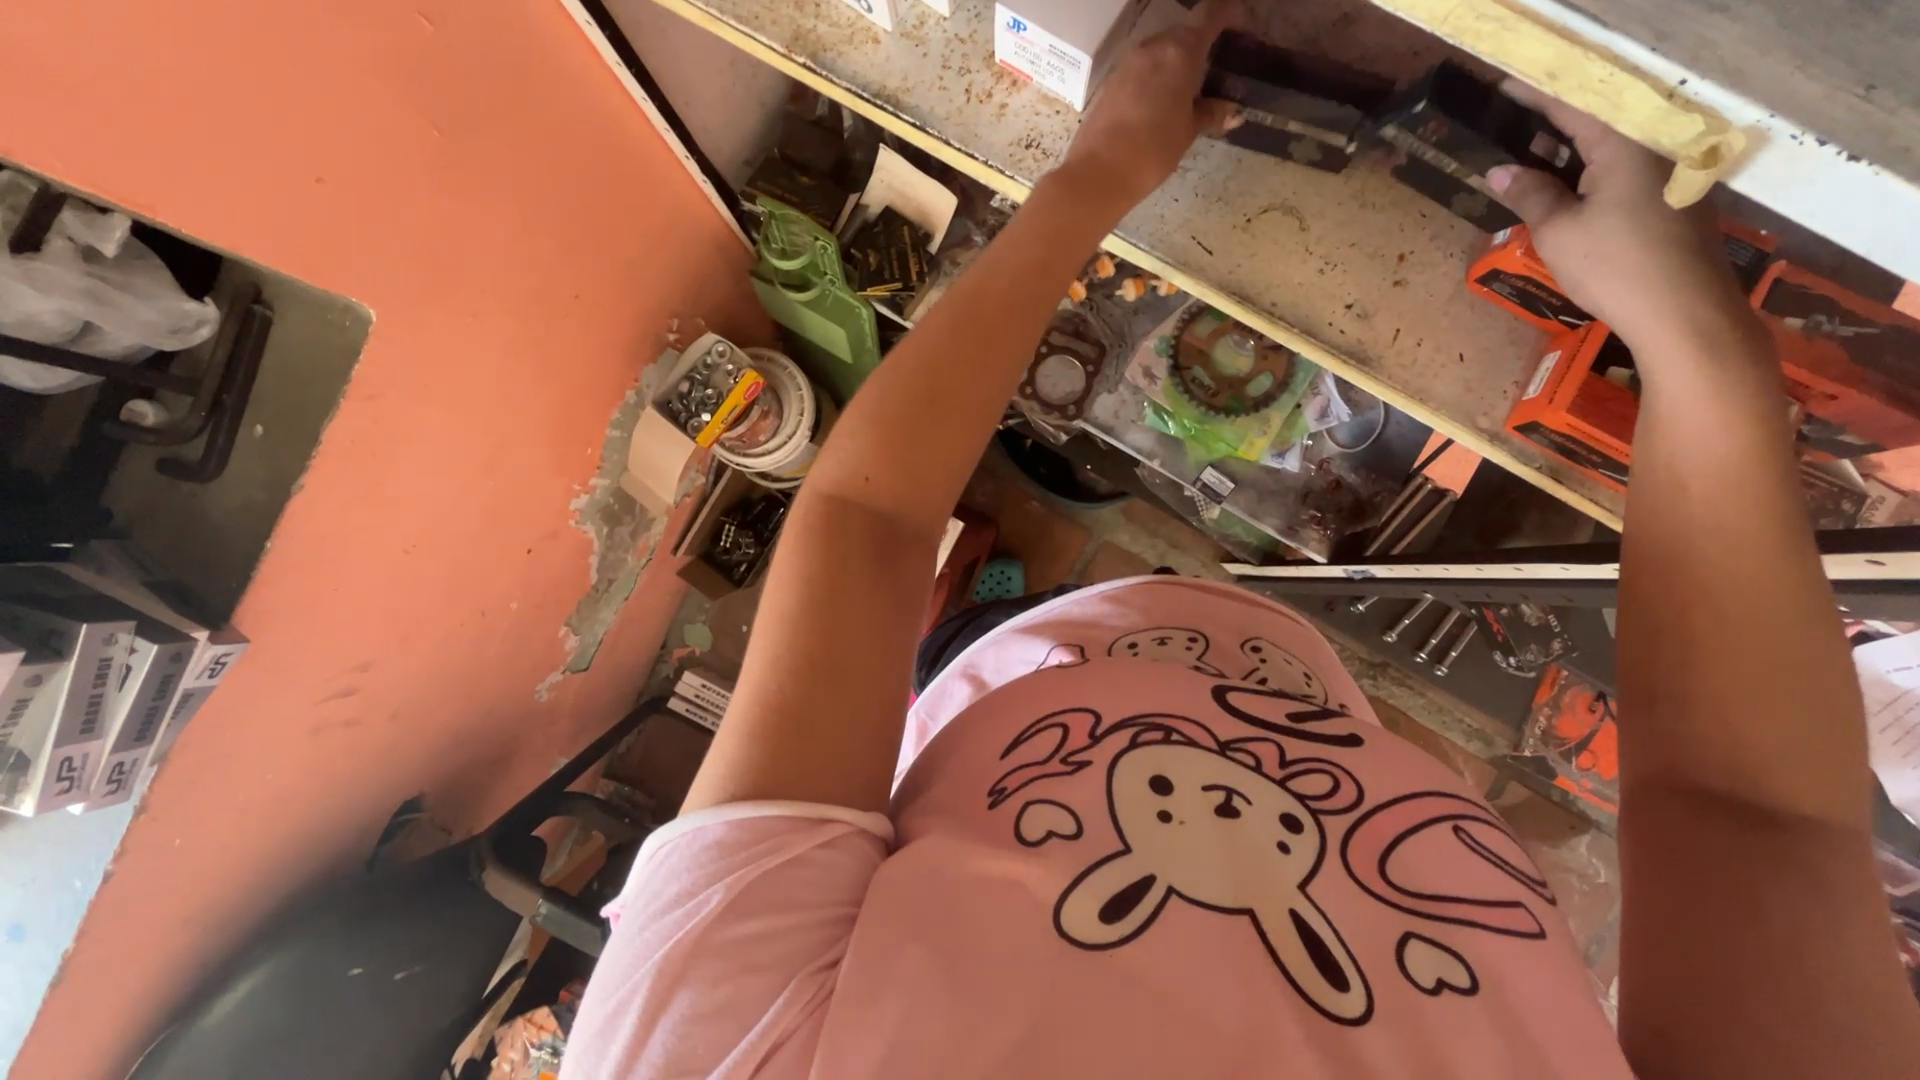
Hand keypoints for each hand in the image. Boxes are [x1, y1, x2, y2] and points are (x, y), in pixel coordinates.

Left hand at [1054, 0, 1243, 216]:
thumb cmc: (1151, 151)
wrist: (1097, 174)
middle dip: (1203, 44)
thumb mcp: (1188, 132)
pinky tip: (1161, 104)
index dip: (1230, 14)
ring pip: (1161, 50)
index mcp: (1180, 50)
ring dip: (1177, 62)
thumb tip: (1231, 112)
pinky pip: (1141, 69)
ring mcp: (1128, 63)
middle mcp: (1153, 47)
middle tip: (1216, 70)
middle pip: (1184, 31)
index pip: (1212, 12)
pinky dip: (1156, 77)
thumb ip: (1210, 113)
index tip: (1241, 30)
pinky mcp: (1110, 82)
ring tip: (1189, 91)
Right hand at [1488, 82, 1761, 357]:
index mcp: (1625, 143)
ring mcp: (1666, 172)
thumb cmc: (1614, 265)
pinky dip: (1588, 171)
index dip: (1536, 95)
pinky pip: (1622, 169)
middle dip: (1551, 122)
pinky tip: (1561, 189)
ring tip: (1525, 160)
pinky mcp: (1670, 198)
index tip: (1503, 90)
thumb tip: (1500, 171)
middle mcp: (1653, 146)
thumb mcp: (1558, 231)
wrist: (1681, 310)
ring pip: (1609, 147)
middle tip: (1507, 128)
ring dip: (1568, 150)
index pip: (1575, 103)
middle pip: (1598, 120)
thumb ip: (1530, 194)